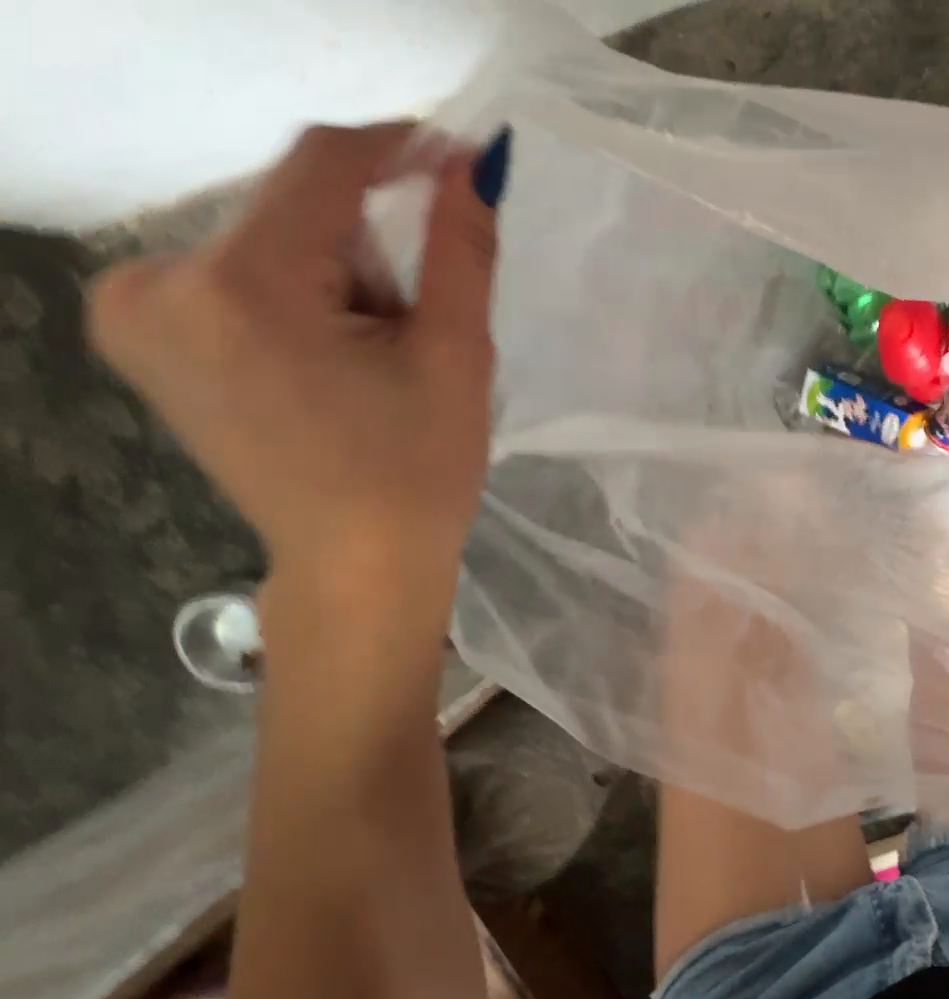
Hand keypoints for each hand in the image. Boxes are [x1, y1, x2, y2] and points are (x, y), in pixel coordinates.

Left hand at [87, 123, 502, 587]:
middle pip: (295, 210)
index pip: (320, 164)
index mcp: (244, 287)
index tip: (455, 158)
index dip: (395, 148)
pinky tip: (324, 361)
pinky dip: (294, 296)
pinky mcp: (138, 332)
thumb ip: (461, 248)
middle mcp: (159, 280)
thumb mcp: (456, 355)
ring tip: (368, 360)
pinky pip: (235, 272)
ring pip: (269, 241)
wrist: (354, 561)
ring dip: (334, 276)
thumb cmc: (418, 469)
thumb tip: (475, 161)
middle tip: (411, 329)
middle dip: (368, 252)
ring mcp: (134, 308)